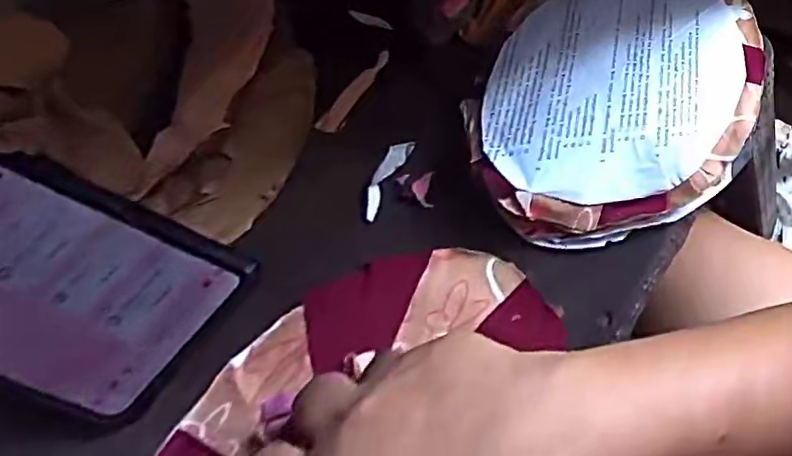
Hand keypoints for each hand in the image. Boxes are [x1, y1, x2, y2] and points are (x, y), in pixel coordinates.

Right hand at [259, 333, 554, 455]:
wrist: (516, 439)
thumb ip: (362, 455)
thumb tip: (367, 447)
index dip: (276, 452)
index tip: (290, 450)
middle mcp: (347, 423)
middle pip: (313, 399)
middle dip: (325, 404)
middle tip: (352, 414)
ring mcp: (397, 379)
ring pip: (372, 367)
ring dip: (382, 380)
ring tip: (410, 394)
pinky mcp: (444, 347)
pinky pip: (426, 353)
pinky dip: (432, 366)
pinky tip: (458, 378)